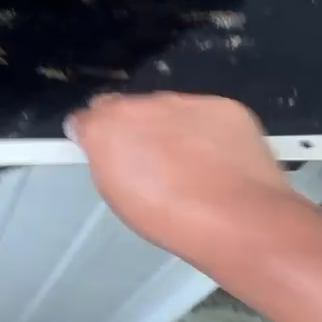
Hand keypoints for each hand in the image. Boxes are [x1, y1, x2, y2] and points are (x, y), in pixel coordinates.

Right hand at [68, 92, 305, 259]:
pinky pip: (203, 113)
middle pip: (122, 107)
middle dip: (130, 126)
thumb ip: (104, 158)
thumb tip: (111, 149)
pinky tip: (217, 156)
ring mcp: (181, 102)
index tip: (108, 154)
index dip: (95, 137)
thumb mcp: (113, 190)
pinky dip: (205, 128)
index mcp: (101, 125)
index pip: (83, 118)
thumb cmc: (165, 215)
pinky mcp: (222, 106)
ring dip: (168, 125)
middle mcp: (136, 105)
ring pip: (164, 108)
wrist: (238, 219)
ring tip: (191, 160)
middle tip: (150, 158)